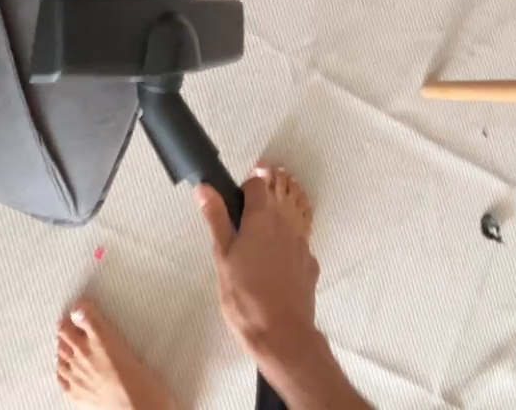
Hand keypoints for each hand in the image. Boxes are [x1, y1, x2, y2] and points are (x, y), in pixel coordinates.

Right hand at [194, 164, 319, 359]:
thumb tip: (205, 187)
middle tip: (255, 195)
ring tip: (272, 210)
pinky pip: (303, 235)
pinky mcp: (310, 261)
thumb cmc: (245, 295)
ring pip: (296, 208)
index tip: (237, 196)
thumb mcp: (223, 257)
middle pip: (281, 189)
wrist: (282, 334)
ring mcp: (302, 241)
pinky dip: (294, 231)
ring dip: (285, 201)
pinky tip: (284, 246)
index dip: (246, 184)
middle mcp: (285, 221)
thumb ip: (216, 219)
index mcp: (262, 216)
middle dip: (269, 185)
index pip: (257, 183)